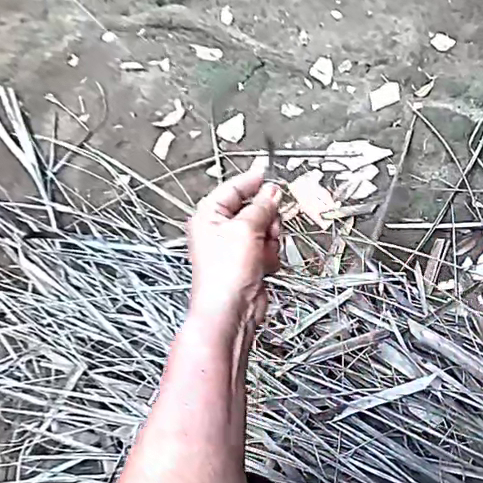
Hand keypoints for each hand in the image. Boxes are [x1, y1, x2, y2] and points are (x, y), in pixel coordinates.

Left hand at [186, 160, 281, 327]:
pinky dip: (271, 256)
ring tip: (263, 252)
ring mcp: (235, 248)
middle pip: (255, 210)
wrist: (231, 310)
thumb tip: (272, 191)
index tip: (267, 173)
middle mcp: (220, 230)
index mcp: (209, 215)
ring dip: (271, 240)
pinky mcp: (249, 263)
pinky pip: (269, 250)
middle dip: (267, 219)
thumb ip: (262, 206)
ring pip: (266, 230)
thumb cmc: (224, 274)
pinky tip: (263, 266)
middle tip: (267, 227)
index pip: (234, 188)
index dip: (253, 181)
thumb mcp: (246, 229)